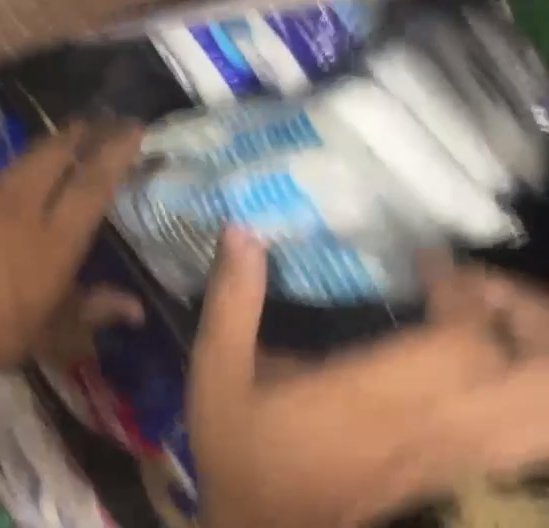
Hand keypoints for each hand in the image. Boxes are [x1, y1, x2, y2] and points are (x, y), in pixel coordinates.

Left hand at [0, 117, 145, 385]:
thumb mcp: (53, 334)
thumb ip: (92, 310)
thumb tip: (134, 305)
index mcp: (53, 242)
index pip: (90, 187)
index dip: (112, 154)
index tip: (130, 126)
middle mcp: (20, 215)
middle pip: (49, 161)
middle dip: (74, 137)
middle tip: (95, 119)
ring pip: (21, 168)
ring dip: (45, 149)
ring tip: (64, 138)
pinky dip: (19, 172)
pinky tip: (24, 176)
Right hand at [189, 230, 548, 527]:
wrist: (267, 521)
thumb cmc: (237, 439)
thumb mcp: (216, 363)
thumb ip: (234, 299)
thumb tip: (241, 232)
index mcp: (372, 394)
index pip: (462, 341)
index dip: (464, 292)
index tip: (425, 259)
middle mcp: (434, 425)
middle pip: (533, 375)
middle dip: (524, 320)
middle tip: (475, 285)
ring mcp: (458, 453)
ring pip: (544, 410)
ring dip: (537, 358)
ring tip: (494, 319)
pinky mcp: (464, 469)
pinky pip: (532, 437)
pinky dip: (532, 398)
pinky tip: (499, 371)